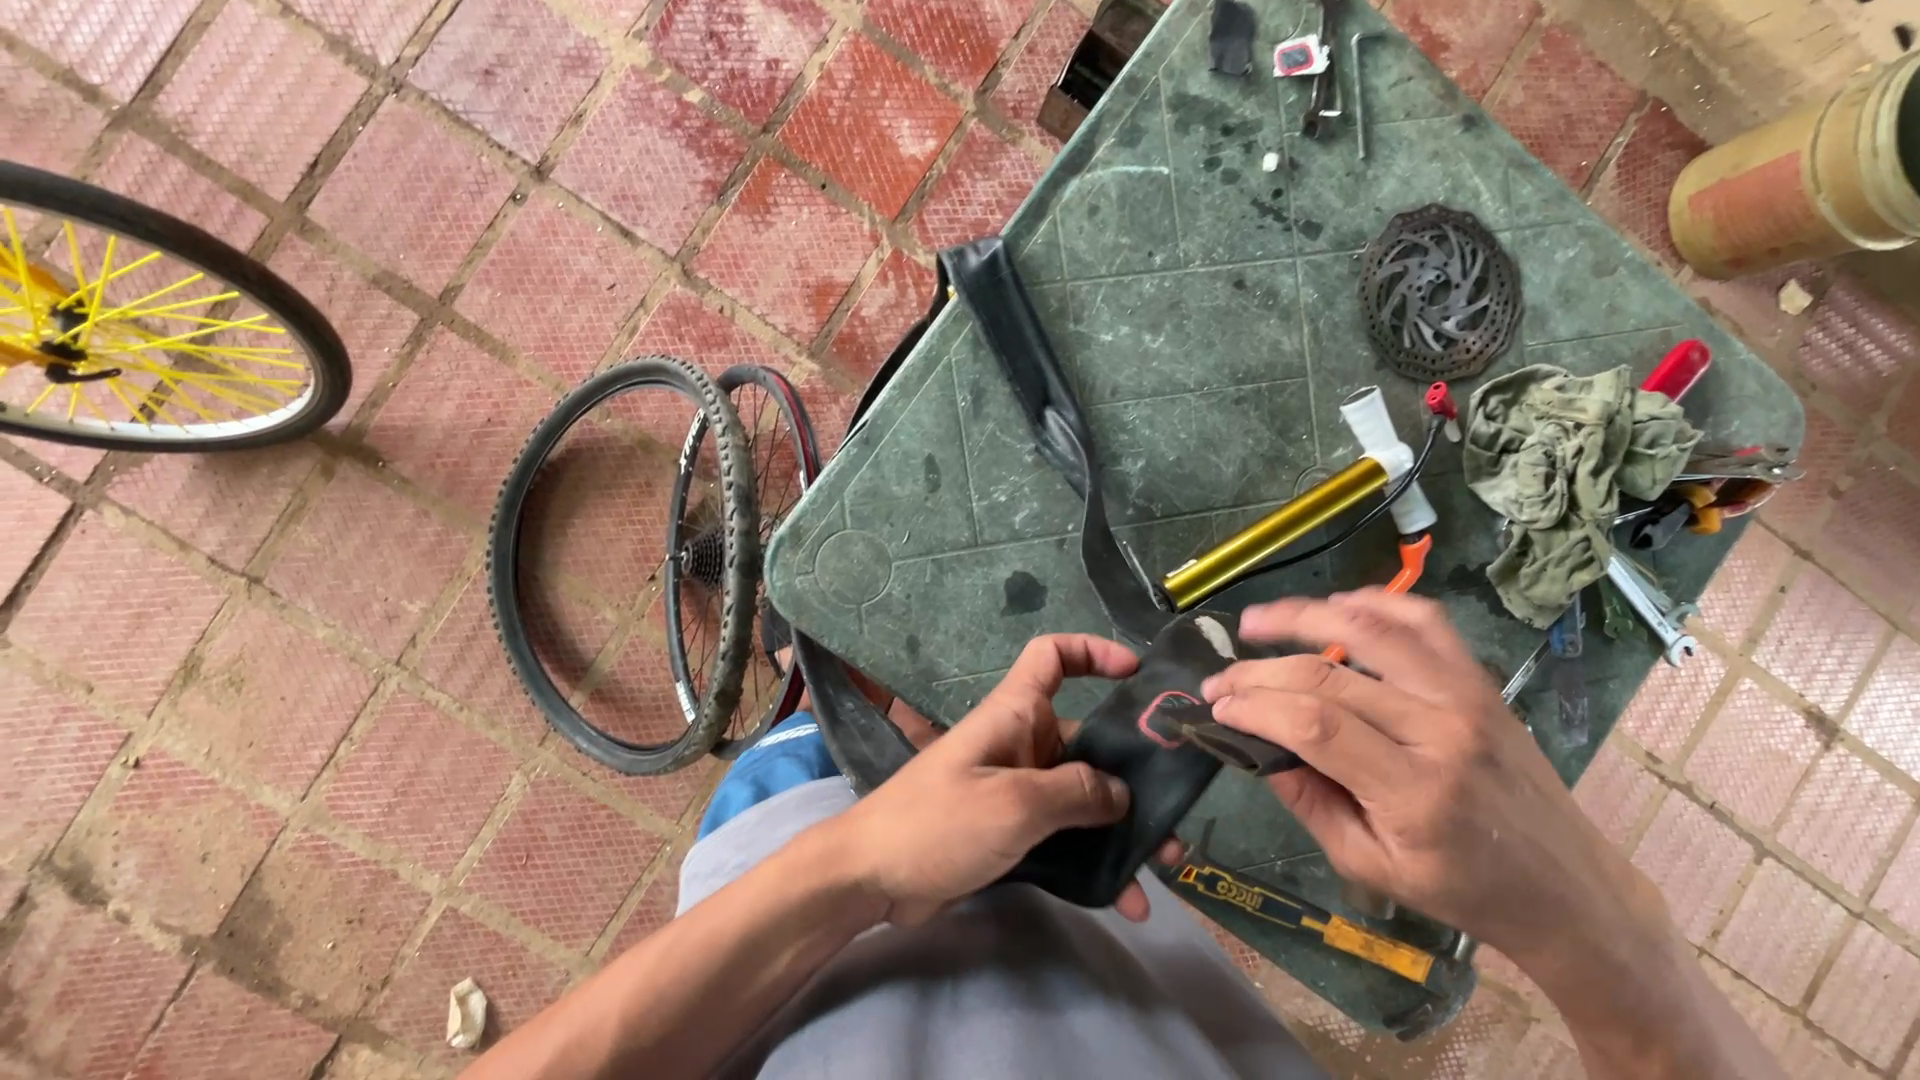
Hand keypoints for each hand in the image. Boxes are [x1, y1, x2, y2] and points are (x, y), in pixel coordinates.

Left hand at [823, 633, 1147, 925]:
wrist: (871, 879)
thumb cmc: (938, 822)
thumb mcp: (1014, 804)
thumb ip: (1075, 793)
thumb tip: (1120, 792)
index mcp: (1015, 715)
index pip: (1052, 657)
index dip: (1092, 651)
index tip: (1135, 673)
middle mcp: (1021, 745)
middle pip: (1088, 743)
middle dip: (1133, 777)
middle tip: (1174, 816)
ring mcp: (1016, 791)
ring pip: (1083, 799)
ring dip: (1121, 830)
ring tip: (1161, 868)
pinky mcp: (1011, 833)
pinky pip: (1064, 839)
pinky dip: (1093, 864)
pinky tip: (1124, 901)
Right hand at [1200, 590, 1667, 964]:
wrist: (1567, 888)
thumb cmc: (1462, 888)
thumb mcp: (1369, 865)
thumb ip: (1308, 801)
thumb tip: (1254, 744)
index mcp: (1413, 792)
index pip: (1315, 725)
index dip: (1256, 706)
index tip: (1217, 706)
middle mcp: (1441, 731)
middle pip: (1330, 677)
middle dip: (1259, 672)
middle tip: (1219, 680)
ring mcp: (1466, 697)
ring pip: (1373, 632)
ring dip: (1304, 616)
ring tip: (1255, 622)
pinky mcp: (1480, 682)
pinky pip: (1425, 622)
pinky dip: (1374, 602)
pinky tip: (1335, 606)